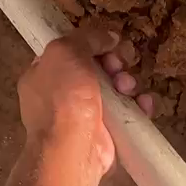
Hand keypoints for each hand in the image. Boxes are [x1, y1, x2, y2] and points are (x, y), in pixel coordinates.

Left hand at [17, 28, 155, 174]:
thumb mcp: (66, 51)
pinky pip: (126, 114)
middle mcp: (60, 96)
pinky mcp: (105, 134)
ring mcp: (83, 116)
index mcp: (42, 75)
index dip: (91, 45)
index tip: (107, 44)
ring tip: (127, 88)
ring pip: (113, 90)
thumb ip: (86, 38)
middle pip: (95, 69)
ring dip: (127, 83)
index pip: (69, 52)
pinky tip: (143, 103)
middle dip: (113, 64)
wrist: (72, 148)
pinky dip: (138, 106)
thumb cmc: (62, 98)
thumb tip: (108, 36)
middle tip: (118, 67)